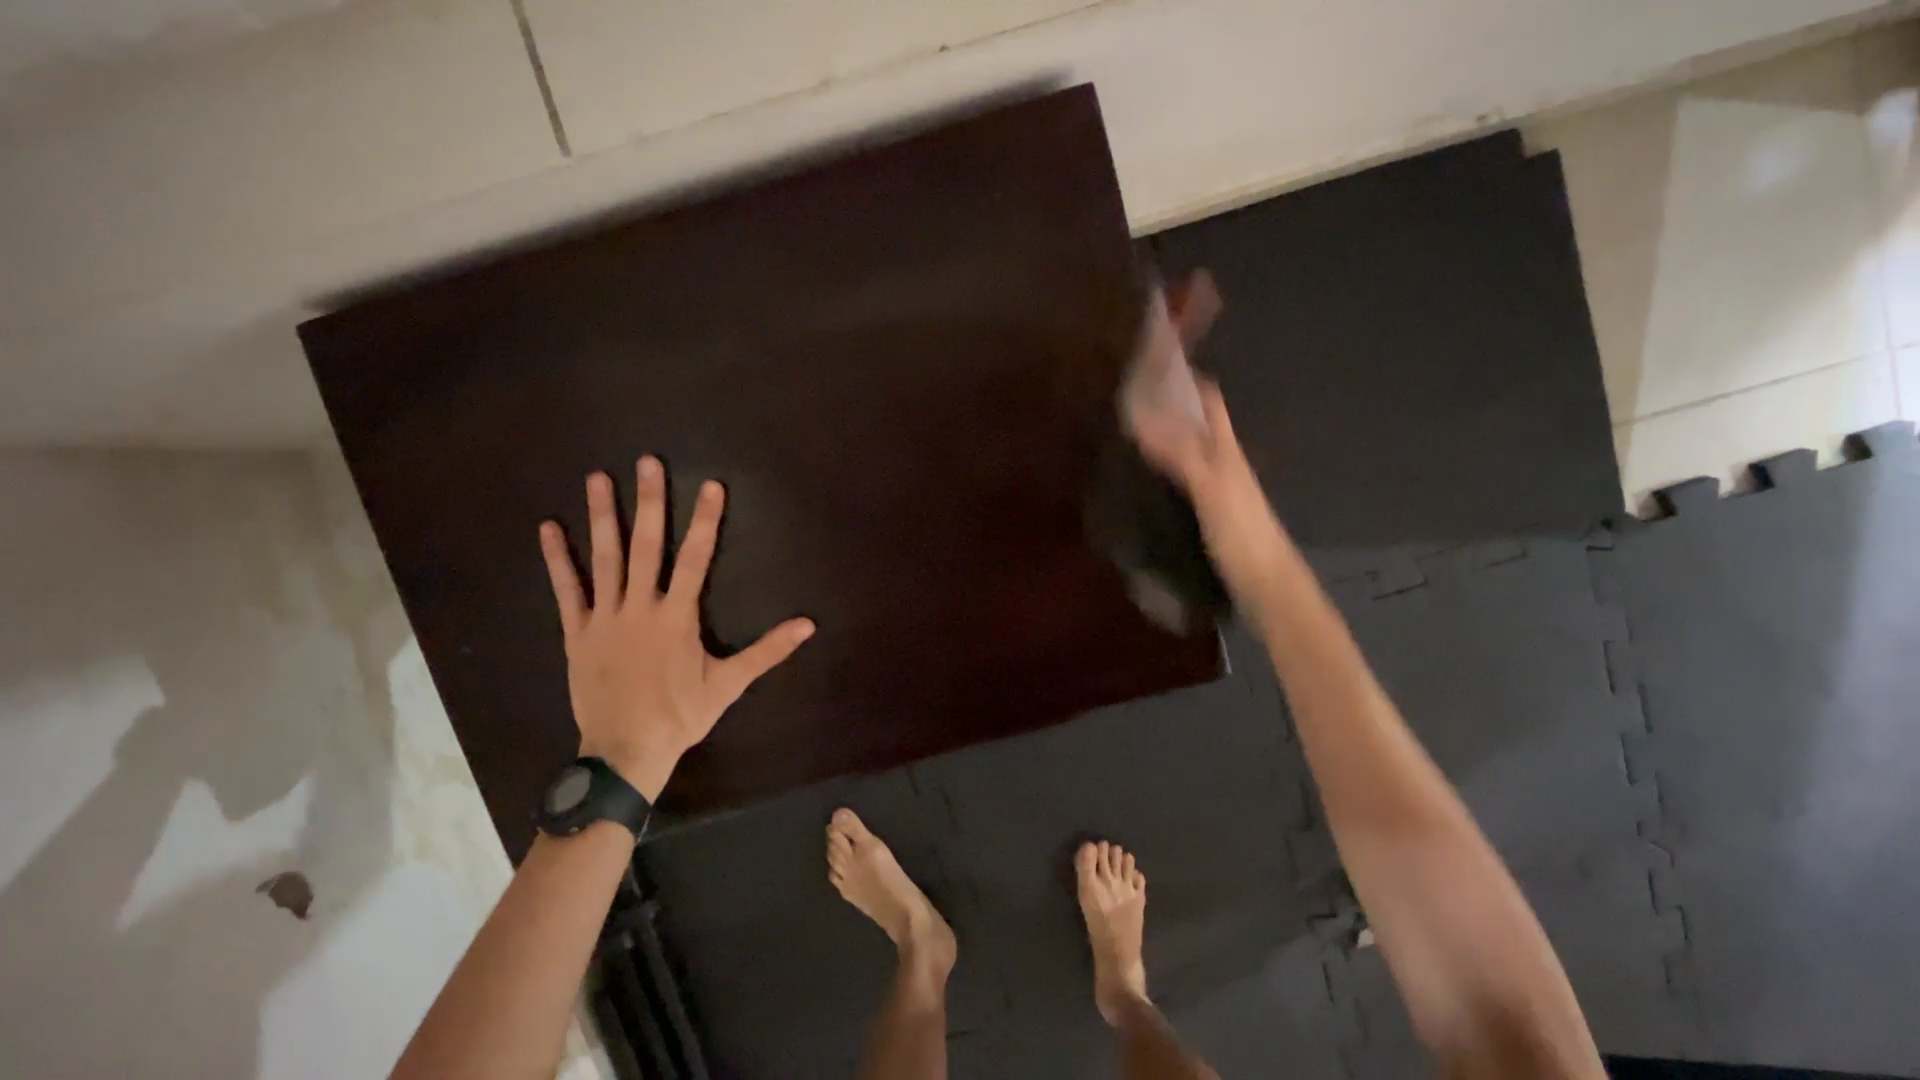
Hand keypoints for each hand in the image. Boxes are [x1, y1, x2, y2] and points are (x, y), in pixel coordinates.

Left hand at [539, 456, 814, 800]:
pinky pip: (566, 590)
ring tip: (598, 478)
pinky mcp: (577, 632)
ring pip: (603, 558)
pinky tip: (549, 528)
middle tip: (647, 462)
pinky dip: (557, 559)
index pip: (695, 559)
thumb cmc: (680, 716)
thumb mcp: (728, 684)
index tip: (710, 486)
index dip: (704, 521)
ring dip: (602, 517)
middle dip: (649, 502)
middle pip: (645, 546)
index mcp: (676, 616)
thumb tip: (807, 625)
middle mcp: (640, 607)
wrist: (625, 750)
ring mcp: (604, 617)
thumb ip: (767, 651)